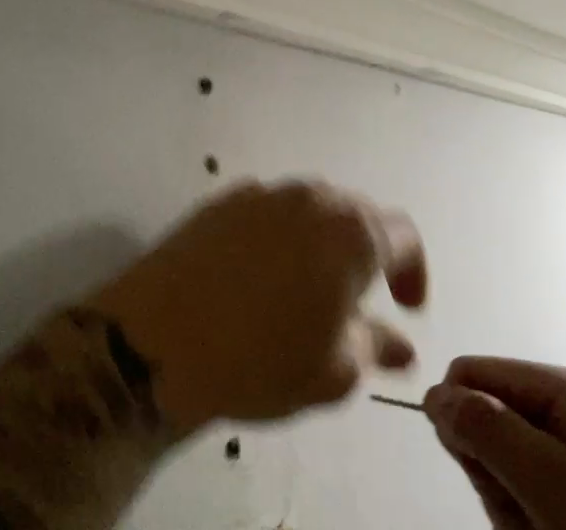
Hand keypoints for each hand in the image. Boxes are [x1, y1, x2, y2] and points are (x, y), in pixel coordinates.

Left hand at [88, 180, 426, 433]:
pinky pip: (262, 216)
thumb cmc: (259, 359)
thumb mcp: (334, 371)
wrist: (152, 343)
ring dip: (317, 245)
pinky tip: (257, 281)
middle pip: (353, 216)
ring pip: (305, 212)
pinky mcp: (213, 204)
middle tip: (354, 304)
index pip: (403, 235)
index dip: (412, 271)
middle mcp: (307, 197)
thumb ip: (376, 347)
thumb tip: (398, 344)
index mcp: (350, 231)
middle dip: (364, 256)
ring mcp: (256, 195)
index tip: (405, 307)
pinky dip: (275, 241)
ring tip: (303, 293)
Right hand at [424, 358, 565, 529]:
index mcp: (557, 387)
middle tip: (529, 512)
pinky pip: (533, 493)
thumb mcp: (550, 480)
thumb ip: (485, 430)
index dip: (458, 419)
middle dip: (492, 474)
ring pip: (503, 467)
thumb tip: (432, 394)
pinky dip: (535, 521)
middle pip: (484, 423)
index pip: (466, 375)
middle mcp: (563, 407)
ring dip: (513, 507)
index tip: (484, 468)